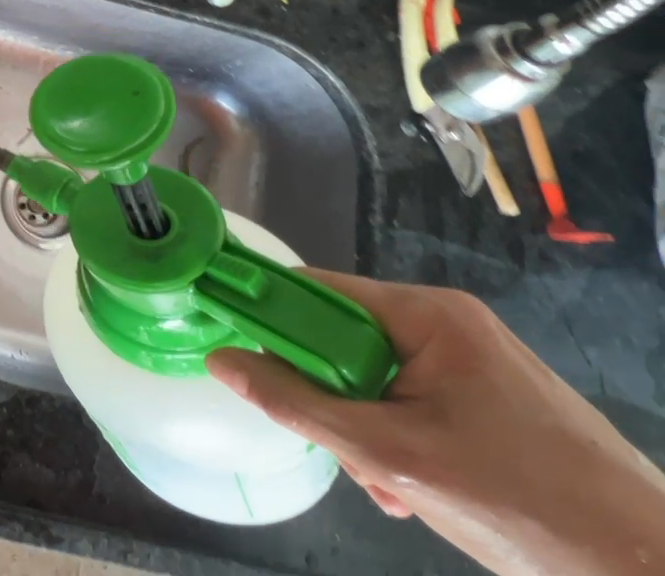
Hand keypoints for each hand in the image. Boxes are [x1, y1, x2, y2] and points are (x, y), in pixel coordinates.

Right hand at [208, 270, 664, 575]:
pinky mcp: (487, 395)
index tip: (244, 363)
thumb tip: (219, 358)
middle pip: (339, 338)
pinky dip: (393, 439)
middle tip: (336, 449)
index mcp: (427, 316)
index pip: (312, 291)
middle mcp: (446, 323)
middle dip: (325, 397)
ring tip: (383, 484)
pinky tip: (409, 488)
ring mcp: (471, 359)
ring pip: (369, 376)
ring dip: (358, 428)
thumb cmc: (520, 502)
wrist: (653, 570)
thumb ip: (293, 402)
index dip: (269, 321)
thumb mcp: (386, 453)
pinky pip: (406, 398)